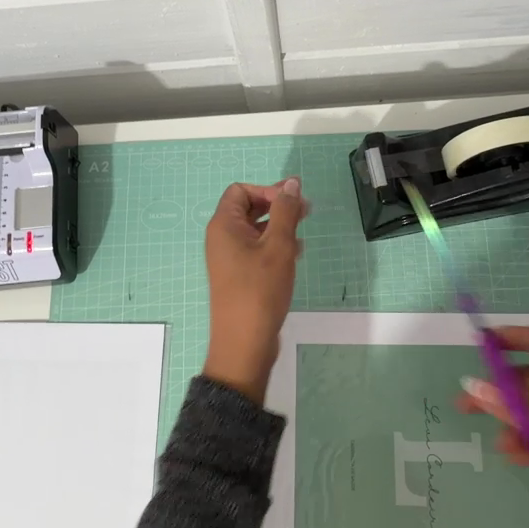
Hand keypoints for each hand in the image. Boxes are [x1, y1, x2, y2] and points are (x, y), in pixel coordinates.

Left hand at [201, 177, 307, 403]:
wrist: (244, 343)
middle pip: (248, 208)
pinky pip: (256, 249)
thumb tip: (291, 184)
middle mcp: (221, 238)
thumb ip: (286, 211)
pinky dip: (275, 245)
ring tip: (304, 232)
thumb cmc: (260, 290)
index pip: (241, 191)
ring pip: (255, 230)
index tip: (292, 204)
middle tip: (307, 210)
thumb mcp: (278, 246)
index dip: (267, 190)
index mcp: (224, 226)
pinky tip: (295, 254)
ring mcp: (228, 258)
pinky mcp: (238, 276)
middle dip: (277, 206)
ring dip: (279, 226)